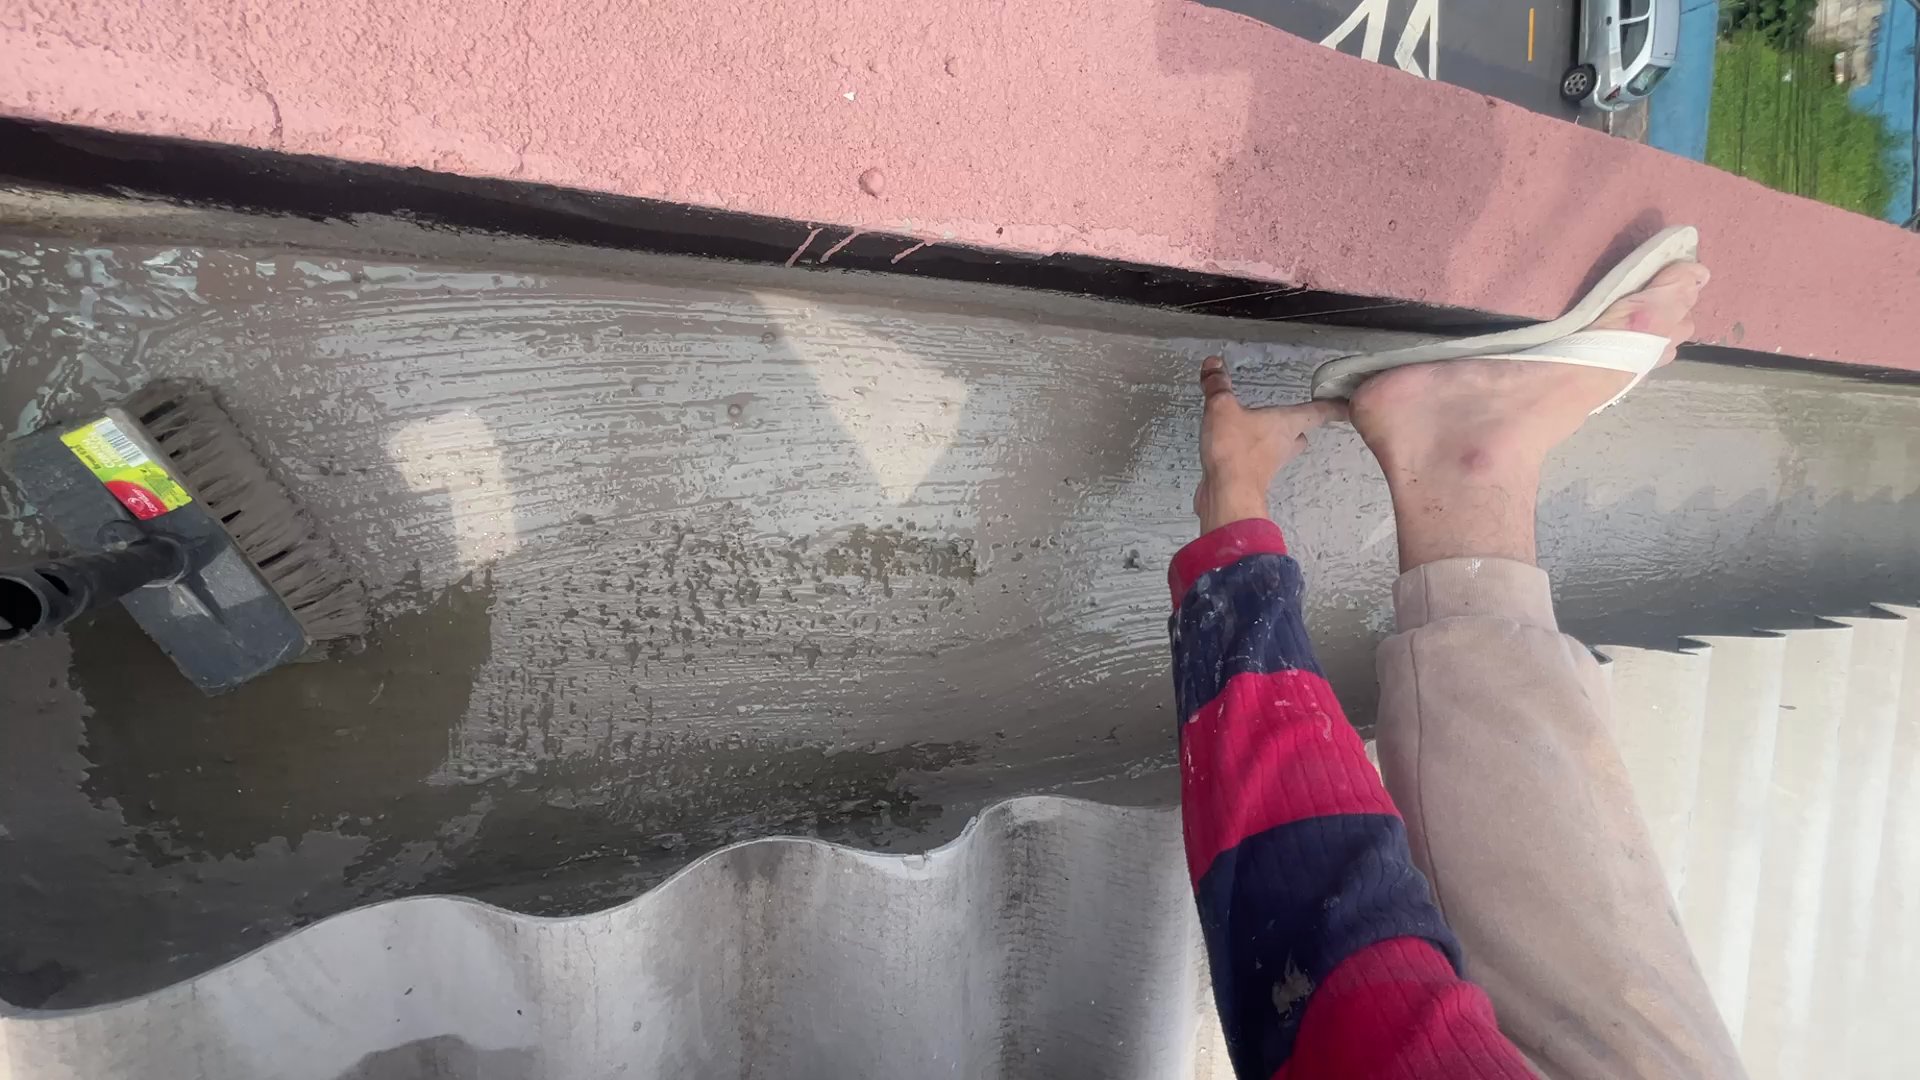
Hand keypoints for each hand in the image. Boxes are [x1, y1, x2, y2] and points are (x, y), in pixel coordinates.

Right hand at [1194, 355, 1346, 533]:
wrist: (1226, 493)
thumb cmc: (1235, 451)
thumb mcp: (1221, 408)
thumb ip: (1217, 386)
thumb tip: (1212, 364)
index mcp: (1287, 423)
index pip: (1321, 411)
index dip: (1336, 406)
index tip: (1349, 403)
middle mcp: (1283, 444)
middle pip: (1301, 434)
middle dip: (1300, 427)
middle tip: (1298, 420)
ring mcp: (1268, 464)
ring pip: (1280, 449)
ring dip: (1274, 441)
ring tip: (1261, 431)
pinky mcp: (1251, 477)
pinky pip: (1256, 462)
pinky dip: (1250, 455)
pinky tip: (1236, 450)